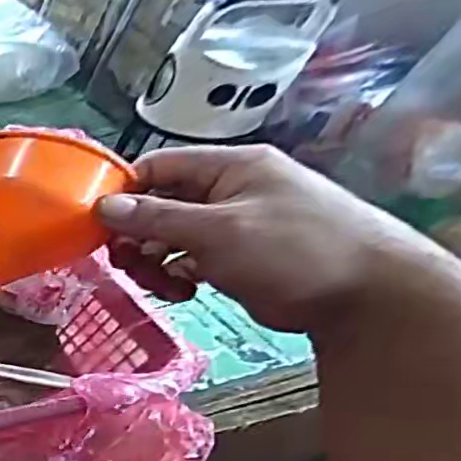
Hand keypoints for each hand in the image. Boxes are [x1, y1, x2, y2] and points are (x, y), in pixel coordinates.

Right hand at [96, 145, 460, 334]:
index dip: (124, 194)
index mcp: (230, 167)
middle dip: (136, 239)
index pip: (158, 167)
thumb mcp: (217, 231)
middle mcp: (227, 190)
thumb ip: (157, 218)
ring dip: (152, 264)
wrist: (361, 293)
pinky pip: (184, 261)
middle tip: (130, 267)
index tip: (99, 229)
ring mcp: (229, 225)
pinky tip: (184, 293)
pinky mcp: (231, 257)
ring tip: (165, 286)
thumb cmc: (294, 250)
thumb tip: (103, 205)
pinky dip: (174, 277)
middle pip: (156, 207)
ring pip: (165, 239)